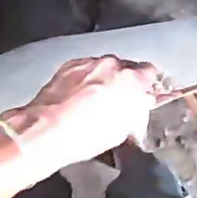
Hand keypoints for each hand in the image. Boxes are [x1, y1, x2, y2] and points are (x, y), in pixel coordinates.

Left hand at [2, 55, 161, 174]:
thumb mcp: (122, 130)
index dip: (148, 84)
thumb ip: (137, 109)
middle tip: (118, 101)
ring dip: (105, 79)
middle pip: (126, 67)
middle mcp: (112, 64)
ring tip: (94, 100)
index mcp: (131, 79)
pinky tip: (79, 95)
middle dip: (124, 82)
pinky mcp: (71, 64)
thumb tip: (141, 102)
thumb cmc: (85, 135)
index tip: (143, 94)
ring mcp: (90, 62)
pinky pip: (86, 68)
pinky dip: (87, 78)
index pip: (151, 72)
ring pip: (105, 67)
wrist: (46, 130)